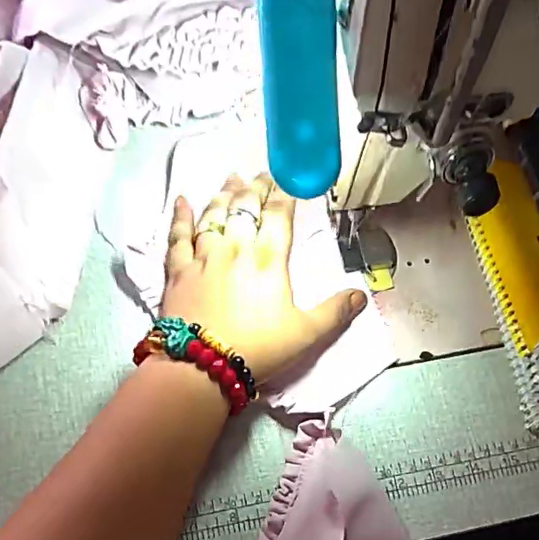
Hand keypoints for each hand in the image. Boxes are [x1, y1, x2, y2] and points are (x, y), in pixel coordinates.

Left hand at [158, 174, 364, 380]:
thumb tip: (360, 296)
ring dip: (224, 195)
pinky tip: (182, 200)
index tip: (287, 181)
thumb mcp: (306, 334)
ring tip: (231, 179)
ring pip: (214, 215)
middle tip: (261, 174)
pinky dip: (181, 216)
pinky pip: (178, 235)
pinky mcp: (178, 271)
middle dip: (255, 188)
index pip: (279, 217)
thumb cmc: (258, 348)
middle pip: (246, 208)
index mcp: (269, 260)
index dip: (283, 195)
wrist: (203, 364)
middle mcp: (236, 249)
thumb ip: (334, 312)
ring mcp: (204, 257)